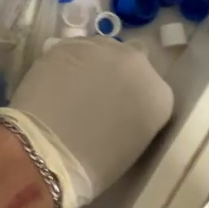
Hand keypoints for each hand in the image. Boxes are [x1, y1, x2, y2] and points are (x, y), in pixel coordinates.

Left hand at [0, 35, 174, 207]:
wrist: (48, 150)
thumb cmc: (93, 164)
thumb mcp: (132, 144)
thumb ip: (134, 116)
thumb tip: (118, 107)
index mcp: (159, 96)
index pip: (152, 90)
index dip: (133, 99)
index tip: (119, 112)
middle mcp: (138, 64)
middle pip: (130, 62)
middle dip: (115, 75)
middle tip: (95, 97)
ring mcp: (103, 48)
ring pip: (101, 50)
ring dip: (91, 64)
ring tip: (71, 89)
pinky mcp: (69, 43)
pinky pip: (73, 50)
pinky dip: (66, 63)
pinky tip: (54, 83)